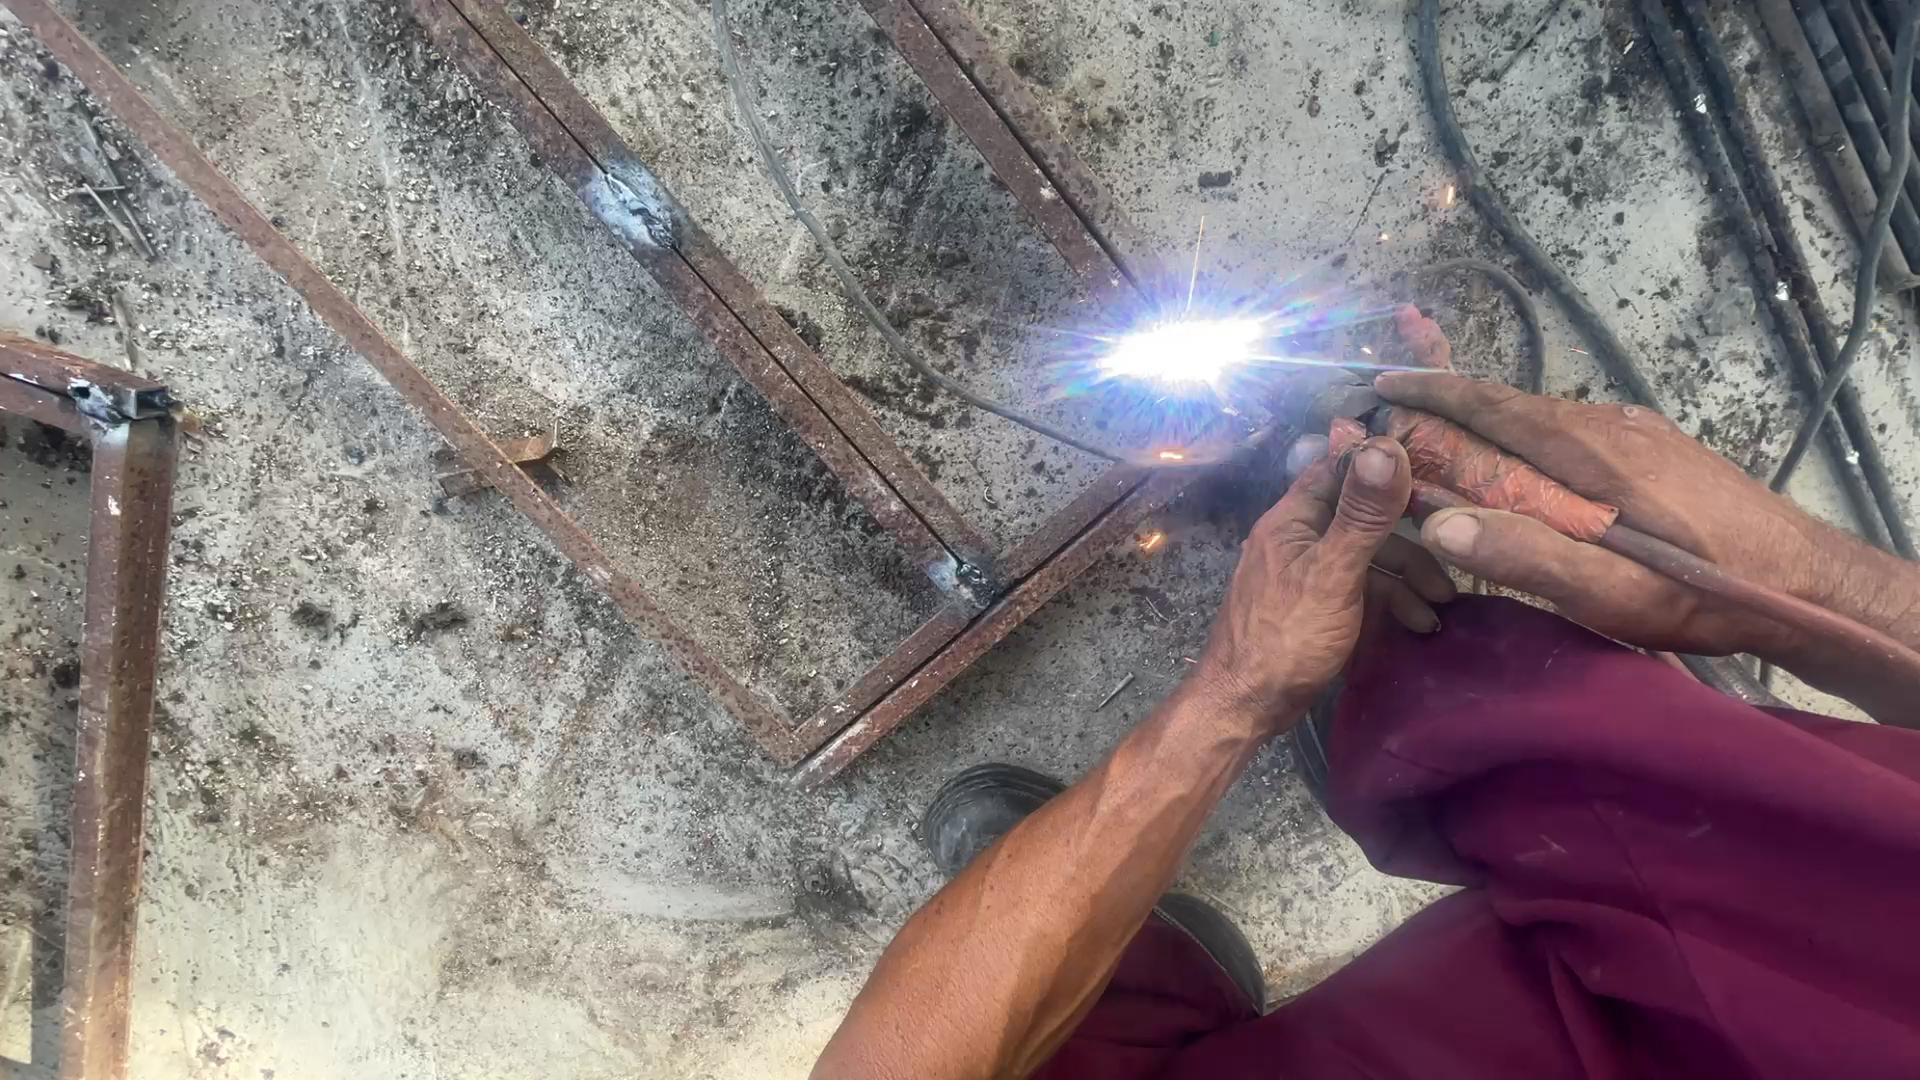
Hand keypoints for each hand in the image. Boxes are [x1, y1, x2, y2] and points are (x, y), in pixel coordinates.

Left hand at [1196, 436, 1454, 729]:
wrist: (1247, 702)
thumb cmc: (1285, 634)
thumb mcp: (1331, 571)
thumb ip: (1360, 514)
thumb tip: (1383, 446)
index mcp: (1291, 519)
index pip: (1340, 470)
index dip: (1386, 466)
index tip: (1442, 473)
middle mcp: (1296, 538)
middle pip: (1362, 516)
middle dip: (1411, 534)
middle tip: (1458, 552)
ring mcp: (1306, 573)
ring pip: (1367, 556)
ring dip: (1408, 574)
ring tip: (1444, 603)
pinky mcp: (1316, 605)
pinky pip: (1360, 589)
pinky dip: (1391, 600)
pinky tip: (1420, 624)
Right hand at [1372, 368, 1842, 656]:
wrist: (1821, 590)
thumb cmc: (1707, 595)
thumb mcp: (1611, 591)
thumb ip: (1526, 555)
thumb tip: (1436, 522)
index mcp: (1593, 451)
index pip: (1495, 405)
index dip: (1434, 392)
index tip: (1383, 383)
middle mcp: (1612, 426)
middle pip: (1511, 405)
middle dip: (1446, 405)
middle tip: (1394, 421)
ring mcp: (1636, 433)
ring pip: (1538, 416)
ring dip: (1481, 422)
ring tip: (1438, 443)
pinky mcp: (1653, 448)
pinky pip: (1566, 429)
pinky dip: (1518, 434)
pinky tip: (1511, 463)